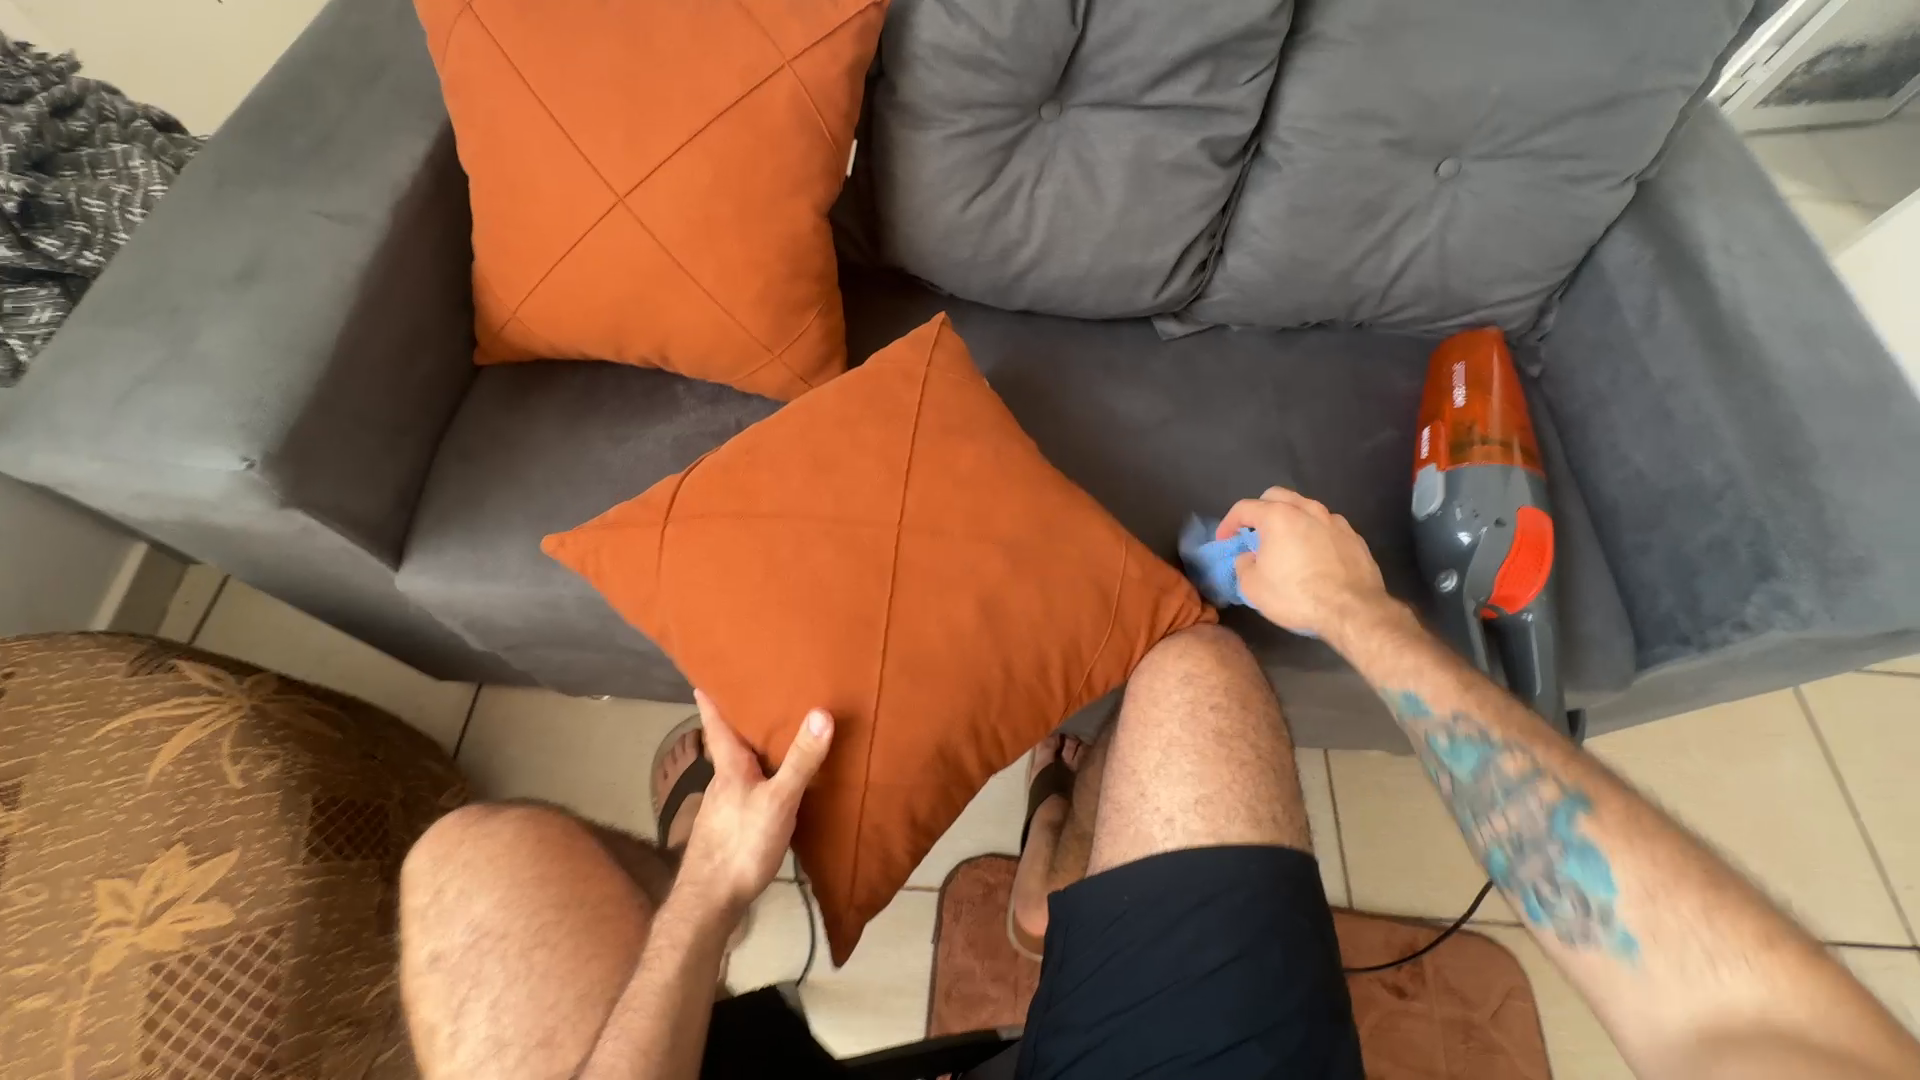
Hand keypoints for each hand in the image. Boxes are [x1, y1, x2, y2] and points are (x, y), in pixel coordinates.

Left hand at [675, 690, 833, 922]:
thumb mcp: (779, 801)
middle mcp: (723, 783)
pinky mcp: (730, 830)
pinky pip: (747, 793)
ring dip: (753, 753)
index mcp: (730, 768)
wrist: (709, 903)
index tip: (703, 677)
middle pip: (730, 745)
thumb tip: (822, 713)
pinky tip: (775, 789)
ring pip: (739, 770)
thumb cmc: (740, 845)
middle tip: (758, 697)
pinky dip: (760, 780)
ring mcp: (724, 808)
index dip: (711, 700)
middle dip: (741, 723)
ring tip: (775, 737)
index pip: (717, 725)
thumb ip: (801, 761)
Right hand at [1218, 486, 1398, 643]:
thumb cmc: (1296, 595)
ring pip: (1305, 508)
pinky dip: (1313, 534)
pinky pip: (1326, 526)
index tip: (1224, 540)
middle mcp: (1308, 510)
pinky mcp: (1355, 537)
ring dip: (1290, 520)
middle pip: (1276, 496)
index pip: (1244, 508)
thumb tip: (1250, 557)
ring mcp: (1335, 521)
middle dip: (1260, 510)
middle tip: (1254, 533)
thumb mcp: (1252, 586)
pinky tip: (1313, 555)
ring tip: (1286, 543)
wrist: (1353, 611)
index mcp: (1278, 516)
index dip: (1228, 523)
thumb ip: (1243, 564)